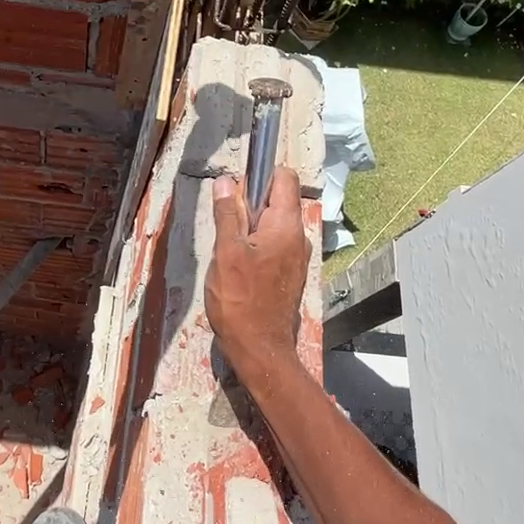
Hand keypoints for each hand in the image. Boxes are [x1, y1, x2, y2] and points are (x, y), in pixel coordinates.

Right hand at [206, 167, 309, 385]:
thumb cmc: (240, 299)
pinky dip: (257, 245)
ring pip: (274, 223)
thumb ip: (226, 214)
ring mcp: (296, 257)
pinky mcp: (290, 273)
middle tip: (226, 225)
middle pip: (278, 200)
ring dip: (251, 226)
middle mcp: (298, 237)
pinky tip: (239, 266)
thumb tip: (225, 181)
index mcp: (286, 225)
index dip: (261, 174)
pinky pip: (274, 244)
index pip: (284, 177)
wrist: (259, 350)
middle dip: (250, 203)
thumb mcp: (225, 252)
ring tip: (230, 249)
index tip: (236, 189)